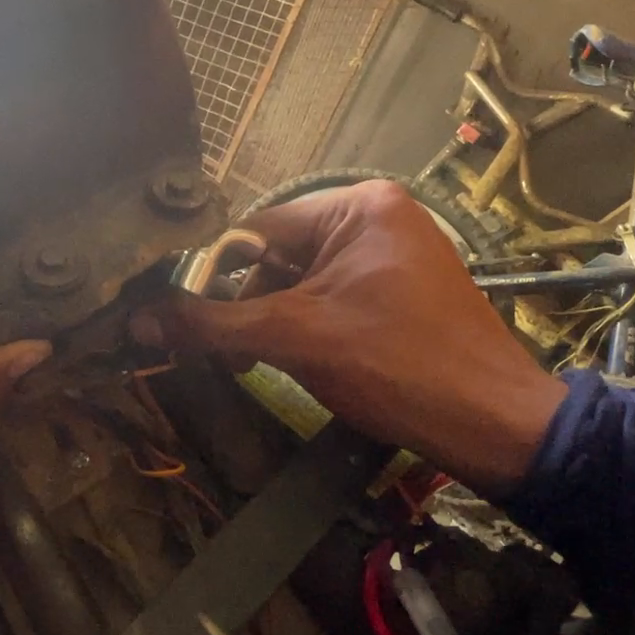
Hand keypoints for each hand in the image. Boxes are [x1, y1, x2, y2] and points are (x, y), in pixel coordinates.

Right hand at [131, 180, 564, 492]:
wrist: (498, 429)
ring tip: (251, 363)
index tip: (181, 319)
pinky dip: (301, 327)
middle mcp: (373, 216)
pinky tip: (288, 360)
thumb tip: (136, 319)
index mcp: (355, 205)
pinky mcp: (396, 290)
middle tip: (223, 353)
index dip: (212, 277)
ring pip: (298, 282)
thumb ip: (209, 325)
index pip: (254, 231)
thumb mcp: (293, 338)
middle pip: (274, 256)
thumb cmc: (395, 365)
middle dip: (244, 306)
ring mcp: (388, 253)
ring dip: (269, 322)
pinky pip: (327, 298)